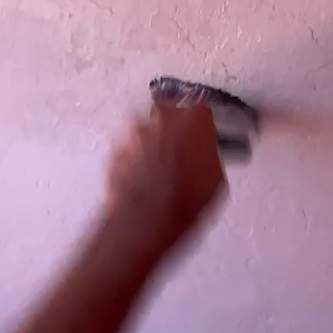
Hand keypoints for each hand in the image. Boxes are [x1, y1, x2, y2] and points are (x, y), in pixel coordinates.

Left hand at [104, 105, 226, 248]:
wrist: (146, 221)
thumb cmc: (181, 201)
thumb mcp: (215, 179)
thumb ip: (210, 154)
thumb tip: (207, 156)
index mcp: (194, 118)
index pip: (201, 111)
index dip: (201, 128)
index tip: (202, 138)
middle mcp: (163, 116)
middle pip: (171, 115)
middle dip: (175, 132)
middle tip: (181, 154)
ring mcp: (136, 131)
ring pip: (148, 131)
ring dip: (154, 144)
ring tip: (161, 170)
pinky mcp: (117, 148)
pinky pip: (130, 149)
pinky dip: (136, 158)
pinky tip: (145, 178)